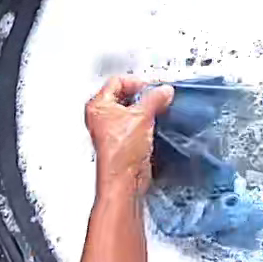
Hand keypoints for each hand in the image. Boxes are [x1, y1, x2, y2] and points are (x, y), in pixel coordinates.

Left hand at [84, 75, 173, 196]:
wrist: (125, 180)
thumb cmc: (121, 152)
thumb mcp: (142, 116)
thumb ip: (155, 99)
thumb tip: (164, 91)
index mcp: (98, 106)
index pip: (117, 81)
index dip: (136, 82)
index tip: (151, 87)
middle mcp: (102, 116)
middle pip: (124, 95)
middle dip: (142, 95)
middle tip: (156, 96)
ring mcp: (112, 129)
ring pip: (131, 109)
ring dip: (146, 108)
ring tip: (158, 109)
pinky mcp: (124, 141)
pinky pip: (136, 123)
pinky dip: (146, 120)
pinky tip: (156, 123)